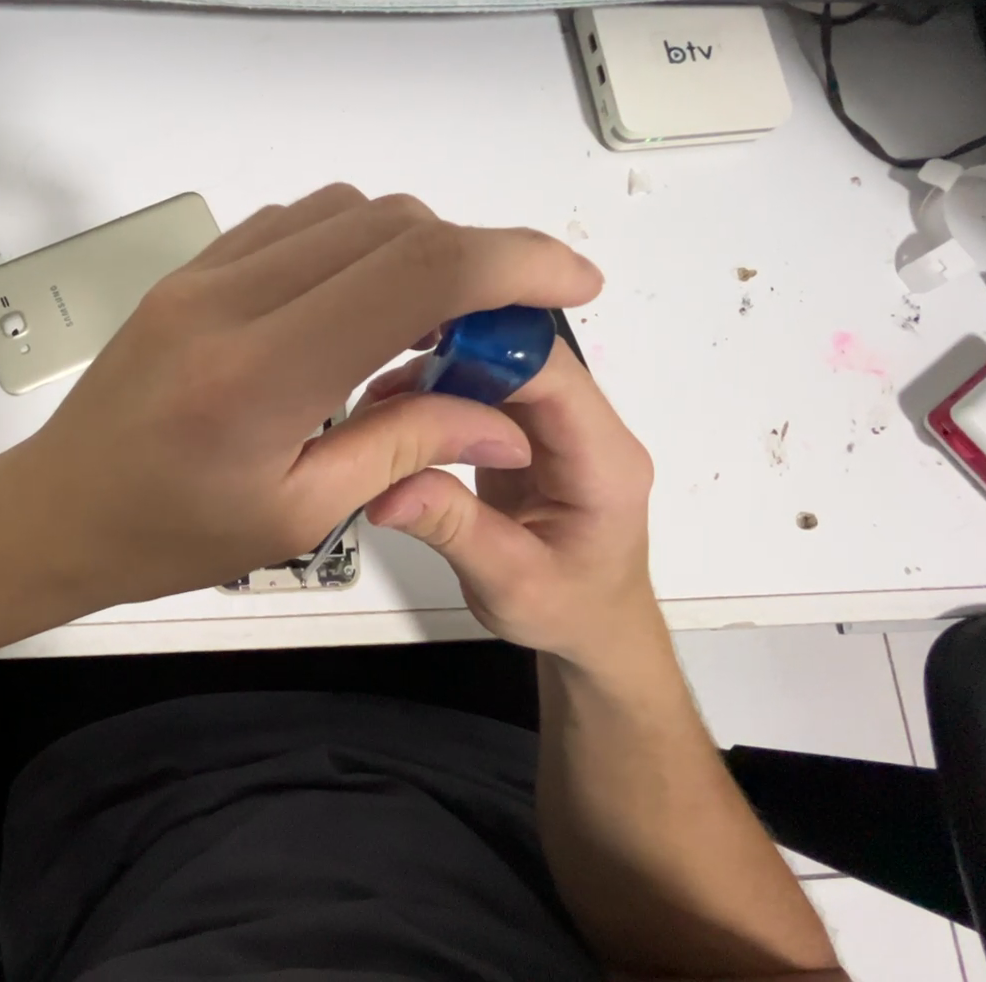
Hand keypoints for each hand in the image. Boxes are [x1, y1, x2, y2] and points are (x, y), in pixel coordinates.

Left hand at [0, 184, 603, 611]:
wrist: (58, 510)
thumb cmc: (168, 537)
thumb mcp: (296, 514)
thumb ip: (404, 446)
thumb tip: (500, 414)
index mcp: (262, 373)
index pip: (417, 269)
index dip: (515, 261)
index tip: (571, 284)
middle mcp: (231, 300)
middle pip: (391, 224)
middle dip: (472, 257)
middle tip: (496, 324)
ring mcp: (200, 276)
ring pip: (343, 211)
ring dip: (410, 247)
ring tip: (429, 319)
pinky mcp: (186, 274)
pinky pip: (290, 226)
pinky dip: (349, 245)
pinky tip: (355, 305)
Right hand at [359, 341, 658, 667]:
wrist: (592, 630)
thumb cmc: (567, 614)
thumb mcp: (508, 582)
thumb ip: (451, 528)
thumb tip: (384, 490)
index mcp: (603, 464)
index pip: (554, 379)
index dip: (491, 355)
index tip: (418, 357)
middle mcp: (588, 434)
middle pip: (528, 364)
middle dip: (457, 359)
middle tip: (384, 384)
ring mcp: (559, 434)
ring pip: (504, 374)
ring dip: (444, 376)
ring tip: (382, 401)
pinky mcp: (530, 440)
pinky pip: (489, 399)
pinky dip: (444, 397)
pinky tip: (400, 414)